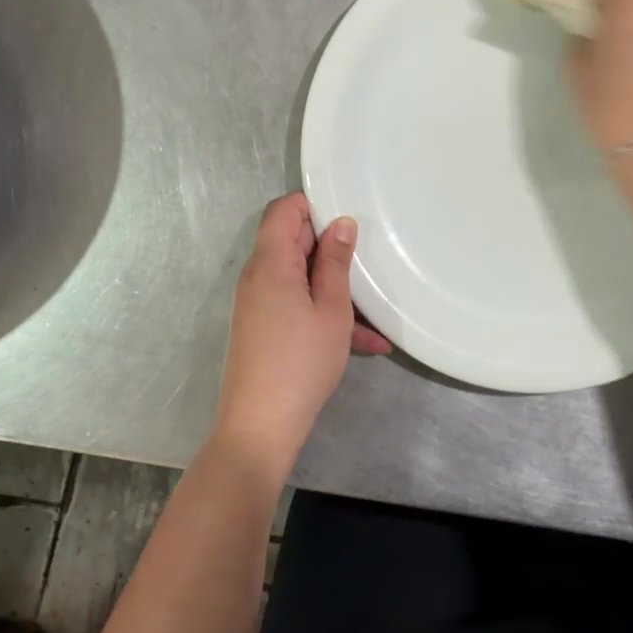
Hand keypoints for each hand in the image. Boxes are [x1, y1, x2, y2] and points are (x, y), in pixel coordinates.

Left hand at [212, 193, 390, 467]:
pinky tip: (368, 343)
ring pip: (300, 277)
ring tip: (374, 305)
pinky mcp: (264, 327)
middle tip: (368, 258)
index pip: (283, 210)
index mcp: (271, 263)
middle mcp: (258, 277)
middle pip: (292, 241)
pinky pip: (297, 305)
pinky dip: (325, 313)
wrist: (260, 427)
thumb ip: (336, 263)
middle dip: (330, 247)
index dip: (313, 206)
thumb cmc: (301, 362)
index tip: (348, 217)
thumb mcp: (332, 310)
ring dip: (335, 286)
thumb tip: (341, 224)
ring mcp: (259, 304)